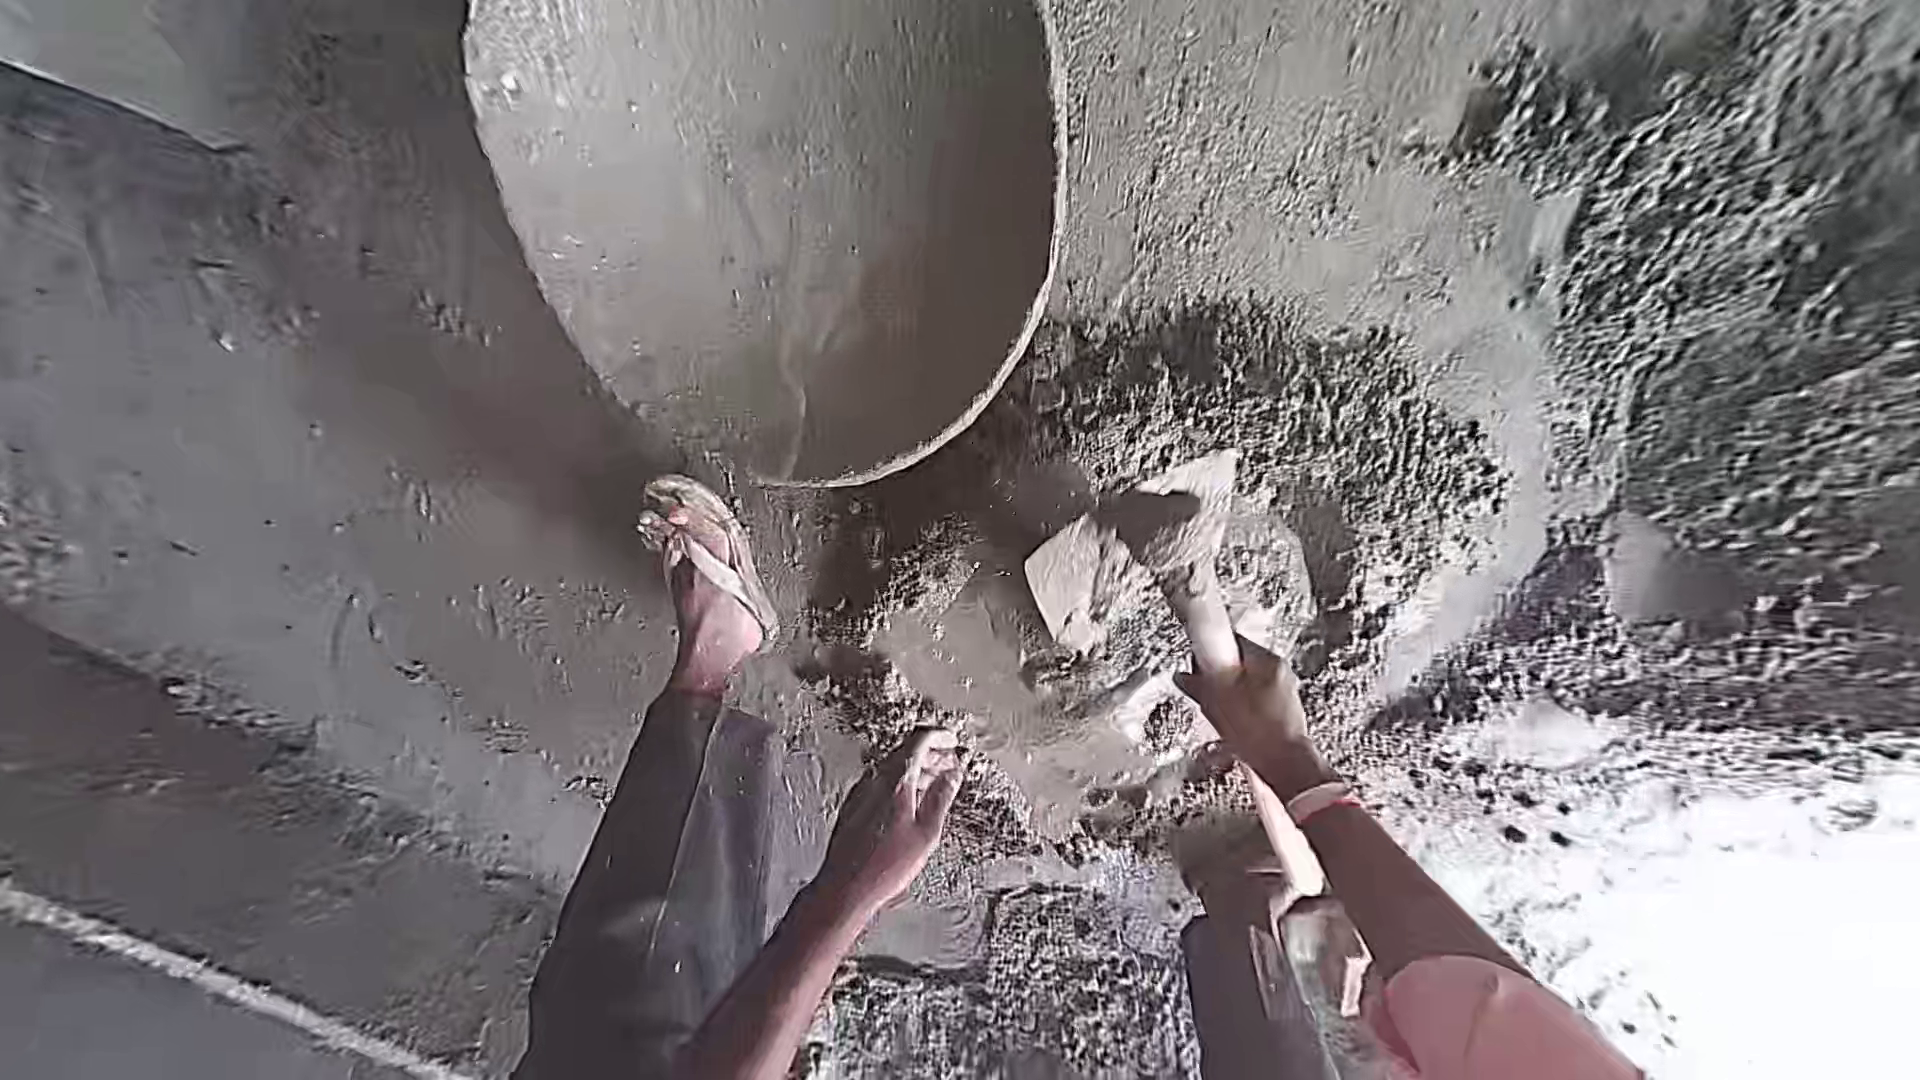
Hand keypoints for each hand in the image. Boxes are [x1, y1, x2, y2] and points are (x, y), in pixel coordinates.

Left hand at [815, 727, 964, 917]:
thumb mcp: (927, 832)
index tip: (952, 741)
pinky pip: (882, 781)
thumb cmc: (884, 865)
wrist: (844, 887)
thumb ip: (941, 797)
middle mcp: (876, 778)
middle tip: (949, 764)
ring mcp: (863, 789)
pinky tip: (911, 801)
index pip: (919, 740)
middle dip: (932, 754)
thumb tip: (952, 775)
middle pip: (906, 750)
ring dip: (917, 768)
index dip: (940, 736)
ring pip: (894, 766)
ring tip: (936, 784)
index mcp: (896, 779)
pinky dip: (901, 781)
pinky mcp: (855, 803)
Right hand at [1174, 634, 1336, 799]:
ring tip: (1219, 711)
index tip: (1197, 665)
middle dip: (1217, 676)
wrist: (1286, 766)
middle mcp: (1279, 672)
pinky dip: (1240, 707)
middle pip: (1236, 662)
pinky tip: (1232, 723)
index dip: (1209, 652)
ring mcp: (1283, 692)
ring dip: (1227, 693)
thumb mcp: (1215, 701)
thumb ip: (1196, 683)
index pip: (1230, 640)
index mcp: (1266, 660)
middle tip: (1206, 692)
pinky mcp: (1282, 711)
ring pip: (1244, 682)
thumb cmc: (1258, 732)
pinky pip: (1253, 700)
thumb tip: (1182, 676)